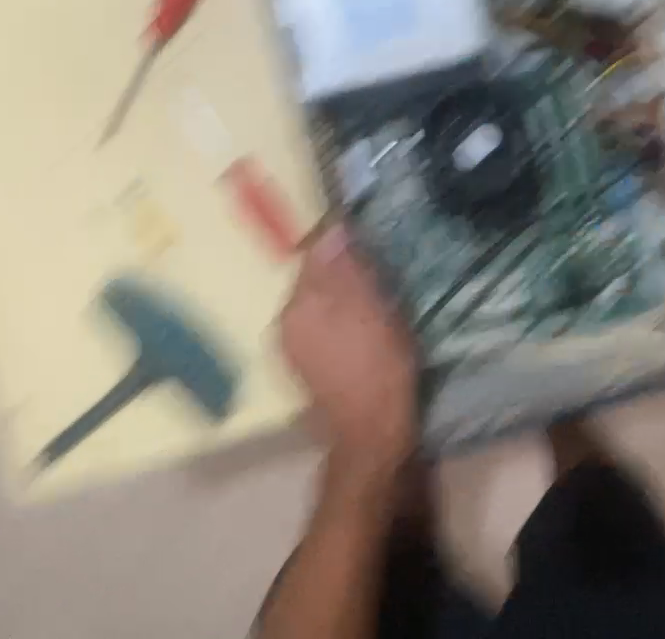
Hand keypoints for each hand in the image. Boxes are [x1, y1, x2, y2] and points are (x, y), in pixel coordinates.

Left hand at [277, 227, 417, 476]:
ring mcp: (287, 345)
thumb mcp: (375, 310)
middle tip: (374, 273)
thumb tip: (332, 231)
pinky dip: (332, 319)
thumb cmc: (381, 367)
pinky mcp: (298, 365)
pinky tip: (355, 330)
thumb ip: (349, 270)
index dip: (340, 243)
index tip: (366, 243)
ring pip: (313, 301)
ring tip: (367, 300)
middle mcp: (283, 319)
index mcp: (300, 302)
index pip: (314, 252)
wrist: (369, 434)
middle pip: (311, 277)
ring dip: (335, 295)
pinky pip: (313, 324)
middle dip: (338, 269)